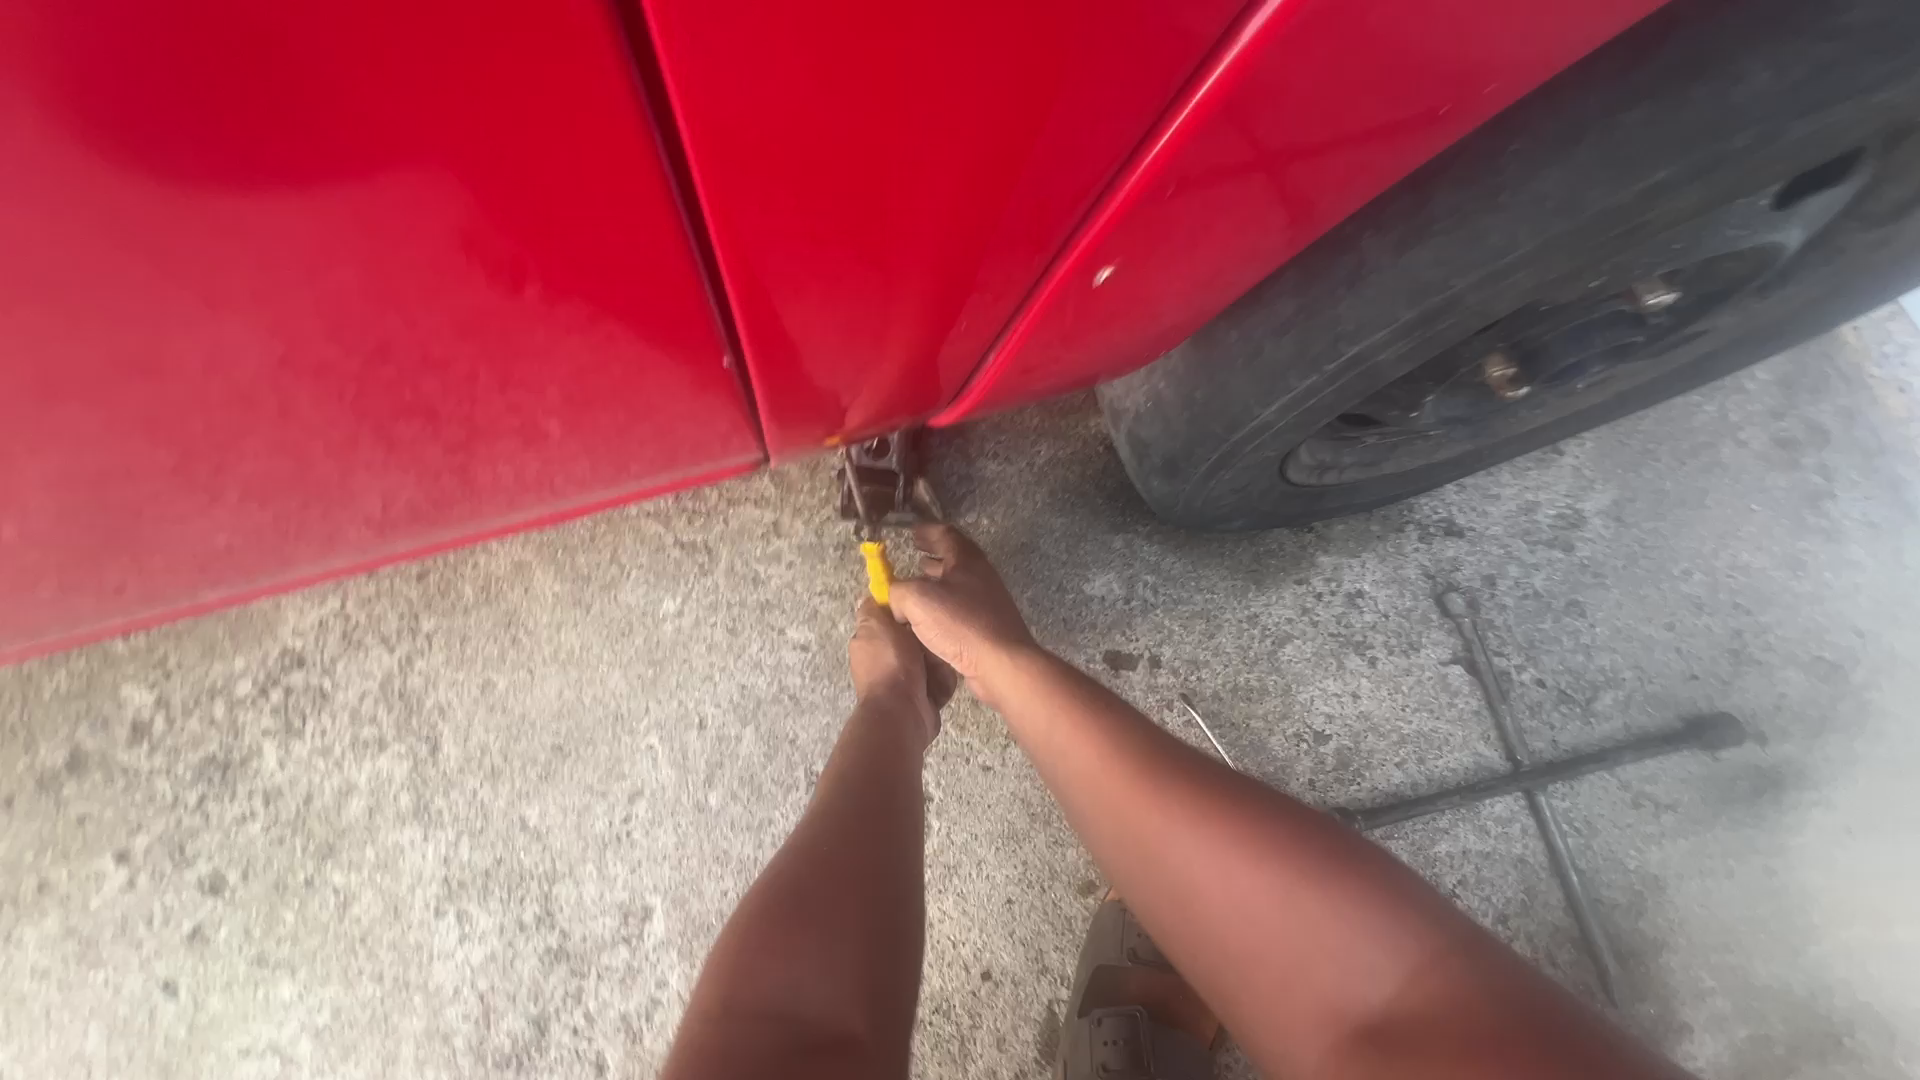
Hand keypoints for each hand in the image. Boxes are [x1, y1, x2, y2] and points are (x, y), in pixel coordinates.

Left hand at [850, 596, 954, 748]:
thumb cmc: (890, 663)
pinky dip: (941, 682)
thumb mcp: (876, 625)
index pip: (892, 618)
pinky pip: (938, 681)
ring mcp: (903, 681)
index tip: (922, 608)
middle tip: (934, 638)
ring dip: (937, 662)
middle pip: (917, 638)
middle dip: (928, 638)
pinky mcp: (921, 697)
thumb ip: (873, 608)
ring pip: (931, 659)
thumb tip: (870, 596)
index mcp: (870, 642)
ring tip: (940, 664)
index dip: (907, 612)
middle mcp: (885, 660)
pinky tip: (941, 683)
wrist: (903, 712)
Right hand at [888, 525, 1038, 706]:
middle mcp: (981, 576)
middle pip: (955, 558)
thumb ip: (898, 592)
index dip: (927, 531)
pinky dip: (942, 607)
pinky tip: (928, 621)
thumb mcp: (917, 600)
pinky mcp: (987, 626)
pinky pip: (960, 609)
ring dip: (937, 583)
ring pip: (957, 585)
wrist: (1001, 663)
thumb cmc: (961, 624)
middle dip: (933, 556)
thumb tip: (895, 600)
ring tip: (917, 587)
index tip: (912, 532)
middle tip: (915, 556)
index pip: (946, 534)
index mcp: (967, 560)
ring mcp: (987, 602)